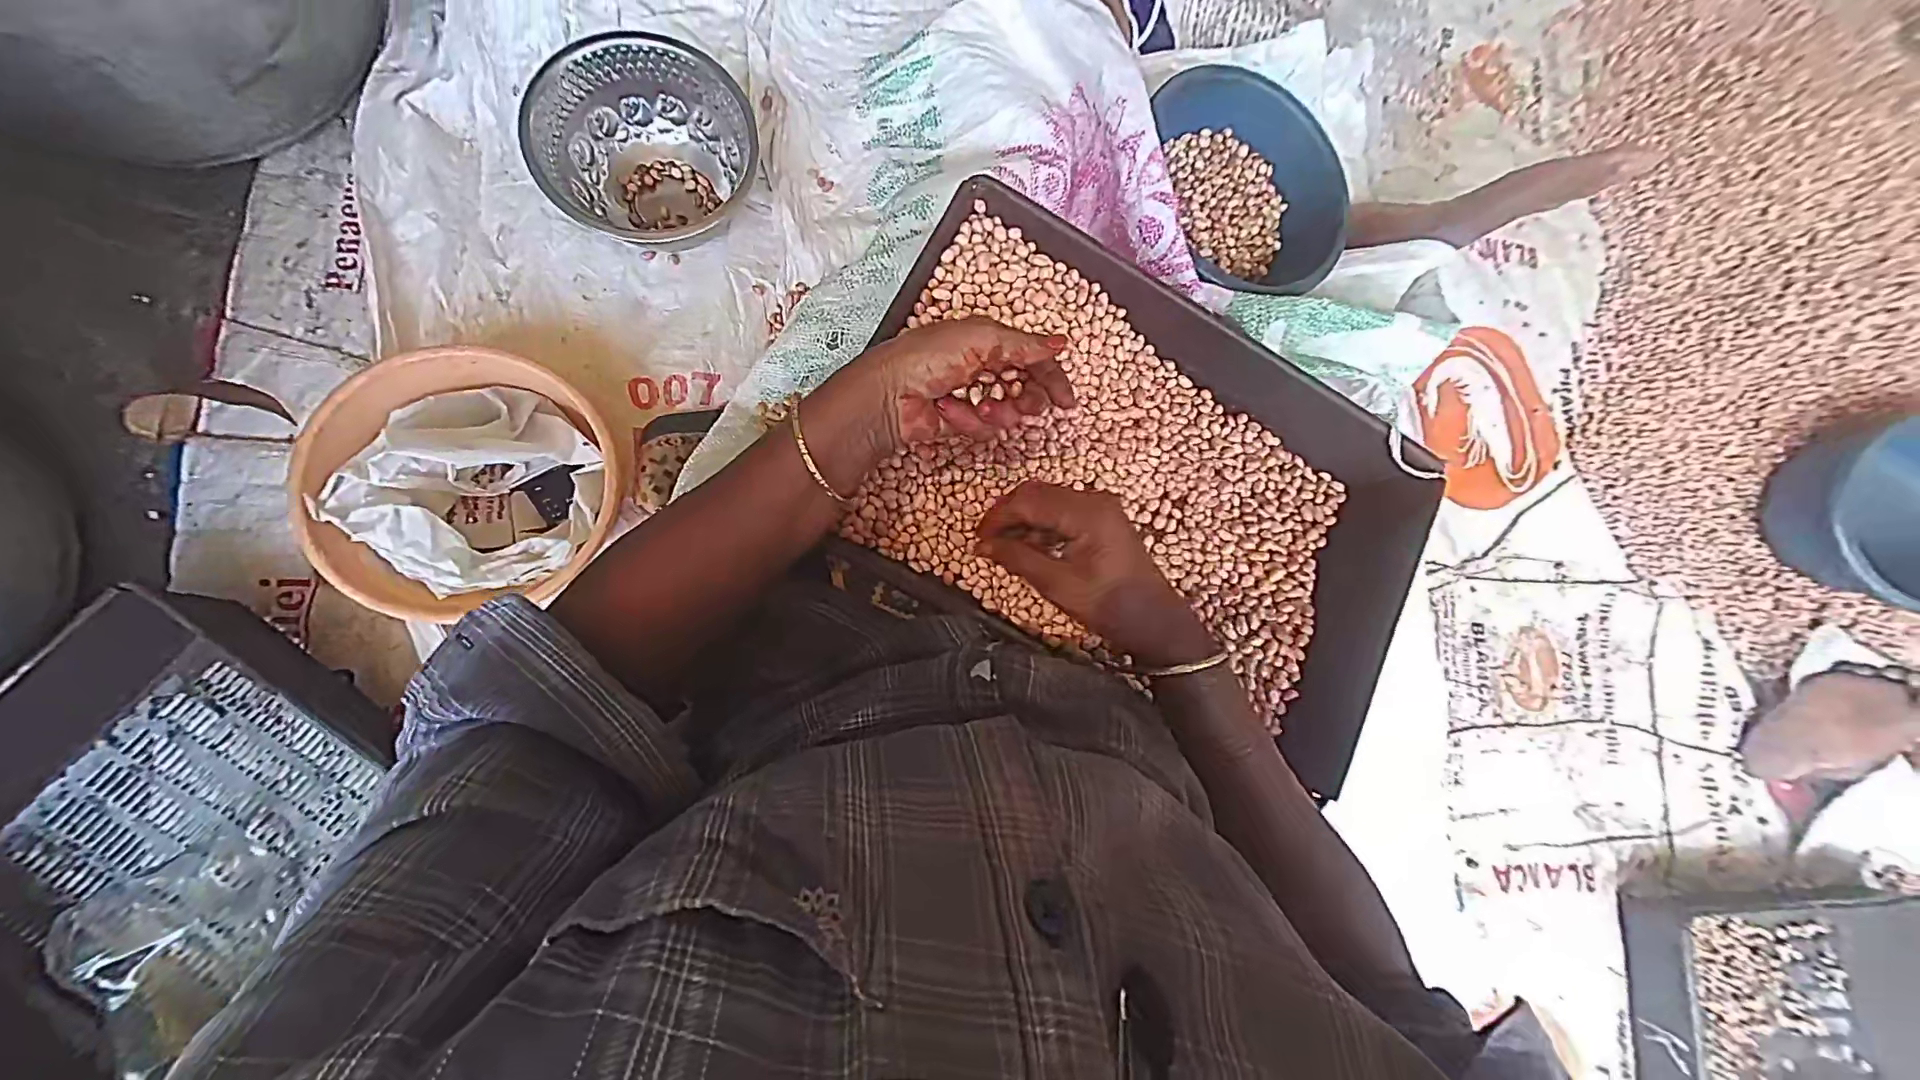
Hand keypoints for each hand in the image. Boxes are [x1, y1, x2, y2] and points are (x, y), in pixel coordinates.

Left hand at [834, 316, 1076, 450]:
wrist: (889, 395)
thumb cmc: (926, 357)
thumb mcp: (981, 339)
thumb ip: (1024, 344)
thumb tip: (1059, 343)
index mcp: (989, 341)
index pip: (1033, 359)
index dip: (1052, 378)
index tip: (1066, 400)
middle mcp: (983, 368)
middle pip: (1025, 390)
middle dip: (1025, 400)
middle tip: (1022, 403)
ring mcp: (971, 396)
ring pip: (1007, 413)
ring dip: (995, 412)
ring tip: (977, 406)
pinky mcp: (960, 421)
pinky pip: (982, 429)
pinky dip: (968, 421)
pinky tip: (949, 411)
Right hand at [975, 481, 1217, 665]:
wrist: (1155, 622)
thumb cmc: (1111, 607)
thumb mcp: (1058, 585)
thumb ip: (1018, 559)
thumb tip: (983, 546)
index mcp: (1087, 512)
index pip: (1028, 500)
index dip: (997, 517)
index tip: (977, 540)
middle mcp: (1094, 501)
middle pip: (1036, 494)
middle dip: (1007, 516)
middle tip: (986, 543)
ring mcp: (1100, 509)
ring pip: (1047, 502)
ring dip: (1022, 521)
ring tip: (1003, 549)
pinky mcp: (1102, 521)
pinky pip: (1061, 513)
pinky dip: (1040, 527)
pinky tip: (1028, 548)